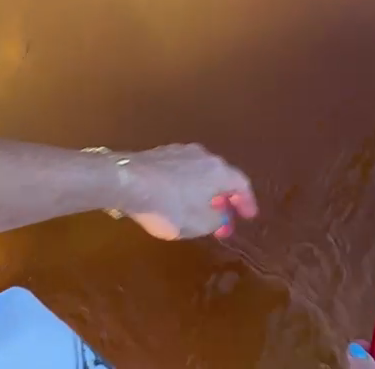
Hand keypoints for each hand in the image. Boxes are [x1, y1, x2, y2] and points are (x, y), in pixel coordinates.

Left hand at [117, 143, 257, 239]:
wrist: (126, 181)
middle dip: (224, 197)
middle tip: (224, 217)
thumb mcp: (200, 223)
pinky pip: (183, 169)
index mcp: (217, 170)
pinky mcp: (159, 153)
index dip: (247, 201)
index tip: (248, 216)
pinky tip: (180, 197)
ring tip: (202, 209)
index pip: (241, 183)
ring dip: (205, 190)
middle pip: (221, 175)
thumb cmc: (169, 206)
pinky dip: (188, 184)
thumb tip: (221, 213)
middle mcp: (201, 155)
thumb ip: (218, 219)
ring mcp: (179, 150)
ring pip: (200, 171)